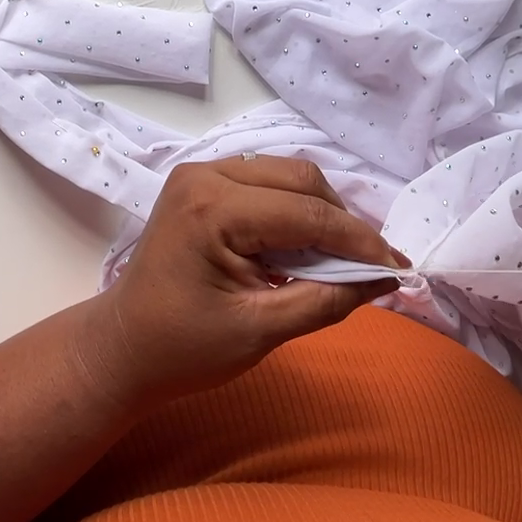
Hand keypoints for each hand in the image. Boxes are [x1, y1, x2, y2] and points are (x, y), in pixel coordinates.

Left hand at [75, 155, 407, 410]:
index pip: (305, 214)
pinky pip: (267, 182)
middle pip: (300, 179)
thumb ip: (326, 300)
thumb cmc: (182, 349)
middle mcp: (206, 174)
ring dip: (321, 212)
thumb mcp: (260, 331)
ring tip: (343, 258)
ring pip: (287, 174)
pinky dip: (295, 209)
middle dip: (343, 222)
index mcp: (211, 208)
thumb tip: (385, 279)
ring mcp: (201, 172)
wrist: (123, 347)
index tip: (397, 269)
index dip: (358, 242)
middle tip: (373, 265)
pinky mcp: (203, 182)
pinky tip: (307, 245)